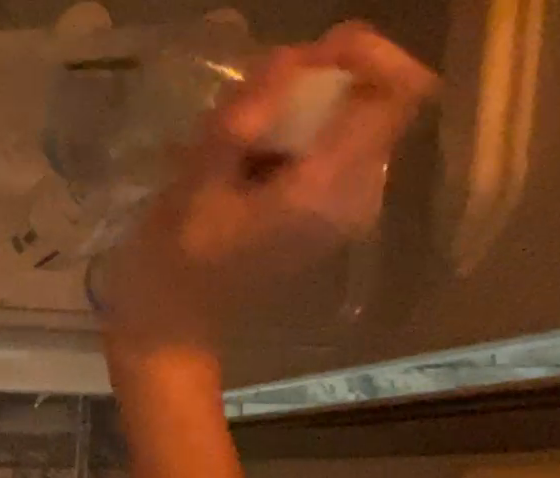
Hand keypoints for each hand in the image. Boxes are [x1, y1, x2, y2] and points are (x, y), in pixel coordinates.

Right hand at [103, 22, 438, 356]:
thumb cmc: (164, 274)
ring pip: (345, 130)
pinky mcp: (324, 219)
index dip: (360, 57)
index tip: (295, 62)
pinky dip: (289, 146)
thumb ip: (238, 126)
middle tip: (241, 106)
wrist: (165, 338)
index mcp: (326, 191)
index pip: (394, 90)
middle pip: (369, 106)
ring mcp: (343, 211)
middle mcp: (354, 197)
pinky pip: (327, 158)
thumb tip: (287, 59)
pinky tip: (237, 169)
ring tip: (228, 142)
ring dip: (295, 118)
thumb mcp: (187, 194)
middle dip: (314, 90)